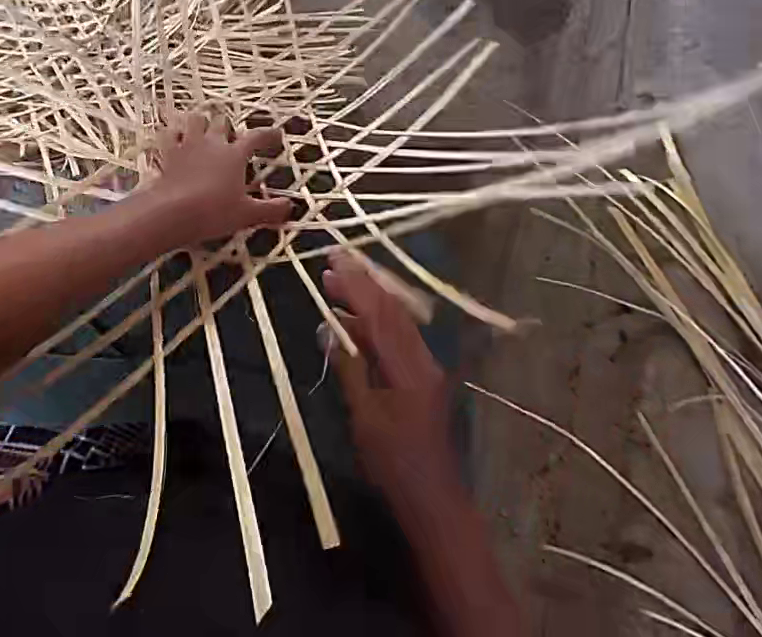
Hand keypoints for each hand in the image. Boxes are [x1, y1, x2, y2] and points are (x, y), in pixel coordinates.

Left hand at [147, 111, 292, 245]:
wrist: (171, 213)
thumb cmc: (213, 212)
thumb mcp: (247, 215)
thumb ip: (270, 210)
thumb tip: (290, 207)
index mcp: (235, 154)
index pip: (256, 137)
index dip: (268, 134)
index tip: (276, 135)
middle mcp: (212, 143)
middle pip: (222, 121)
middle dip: (229, 126)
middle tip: (233, 138)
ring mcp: (188, 145)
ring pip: (196, 120)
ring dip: (202, 122)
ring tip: (205, 129)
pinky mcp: (167, 154)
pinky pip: (169, 134)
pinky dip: (173, 134)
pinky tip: (175, 137)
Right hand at [324, 252, 461, 509]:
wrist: (434, 499)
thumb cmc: (395, 464)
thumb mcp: (364, 418)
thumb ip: (349, 369)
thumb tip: (327, 329)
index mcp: (410, 367)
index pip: (380, 315)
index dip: (356, 285)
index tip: (333, 262)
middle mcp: (422, 358)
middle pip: (392, 308)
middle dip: (362, 282)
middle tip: (332, 262)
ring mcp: (425, 366)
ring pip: (397, 320)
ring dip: (367, 300)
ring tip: (334, 285)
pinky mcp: (422, 375)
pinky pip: (398, 337)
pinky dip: (374, 322)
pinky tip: (351, 322)